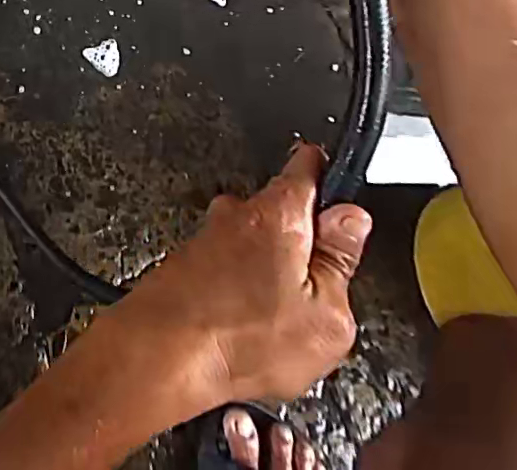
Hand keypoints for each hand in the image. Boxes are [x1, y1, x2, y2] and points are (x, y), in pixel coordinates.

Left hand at [100, 143, 372, 413]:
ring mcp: (211, 232)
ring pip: (257, 238)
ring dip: (270, 267)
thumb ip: (342, 260)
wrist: (164, 351)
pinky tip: (245, 321)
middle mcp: (240, 210)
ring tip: (275, 318)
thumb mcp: (326, 315)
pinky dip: (241, 284)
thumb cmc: (241, 336)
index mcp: (280, 212)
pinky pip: (231, 261)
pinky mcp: (191, 255)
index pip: (308, 165)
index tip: (340, 188)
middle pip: (285, 208)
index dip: (329, 173)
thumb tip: (353, 220)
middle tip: (316, 289)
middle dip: (304, 240)